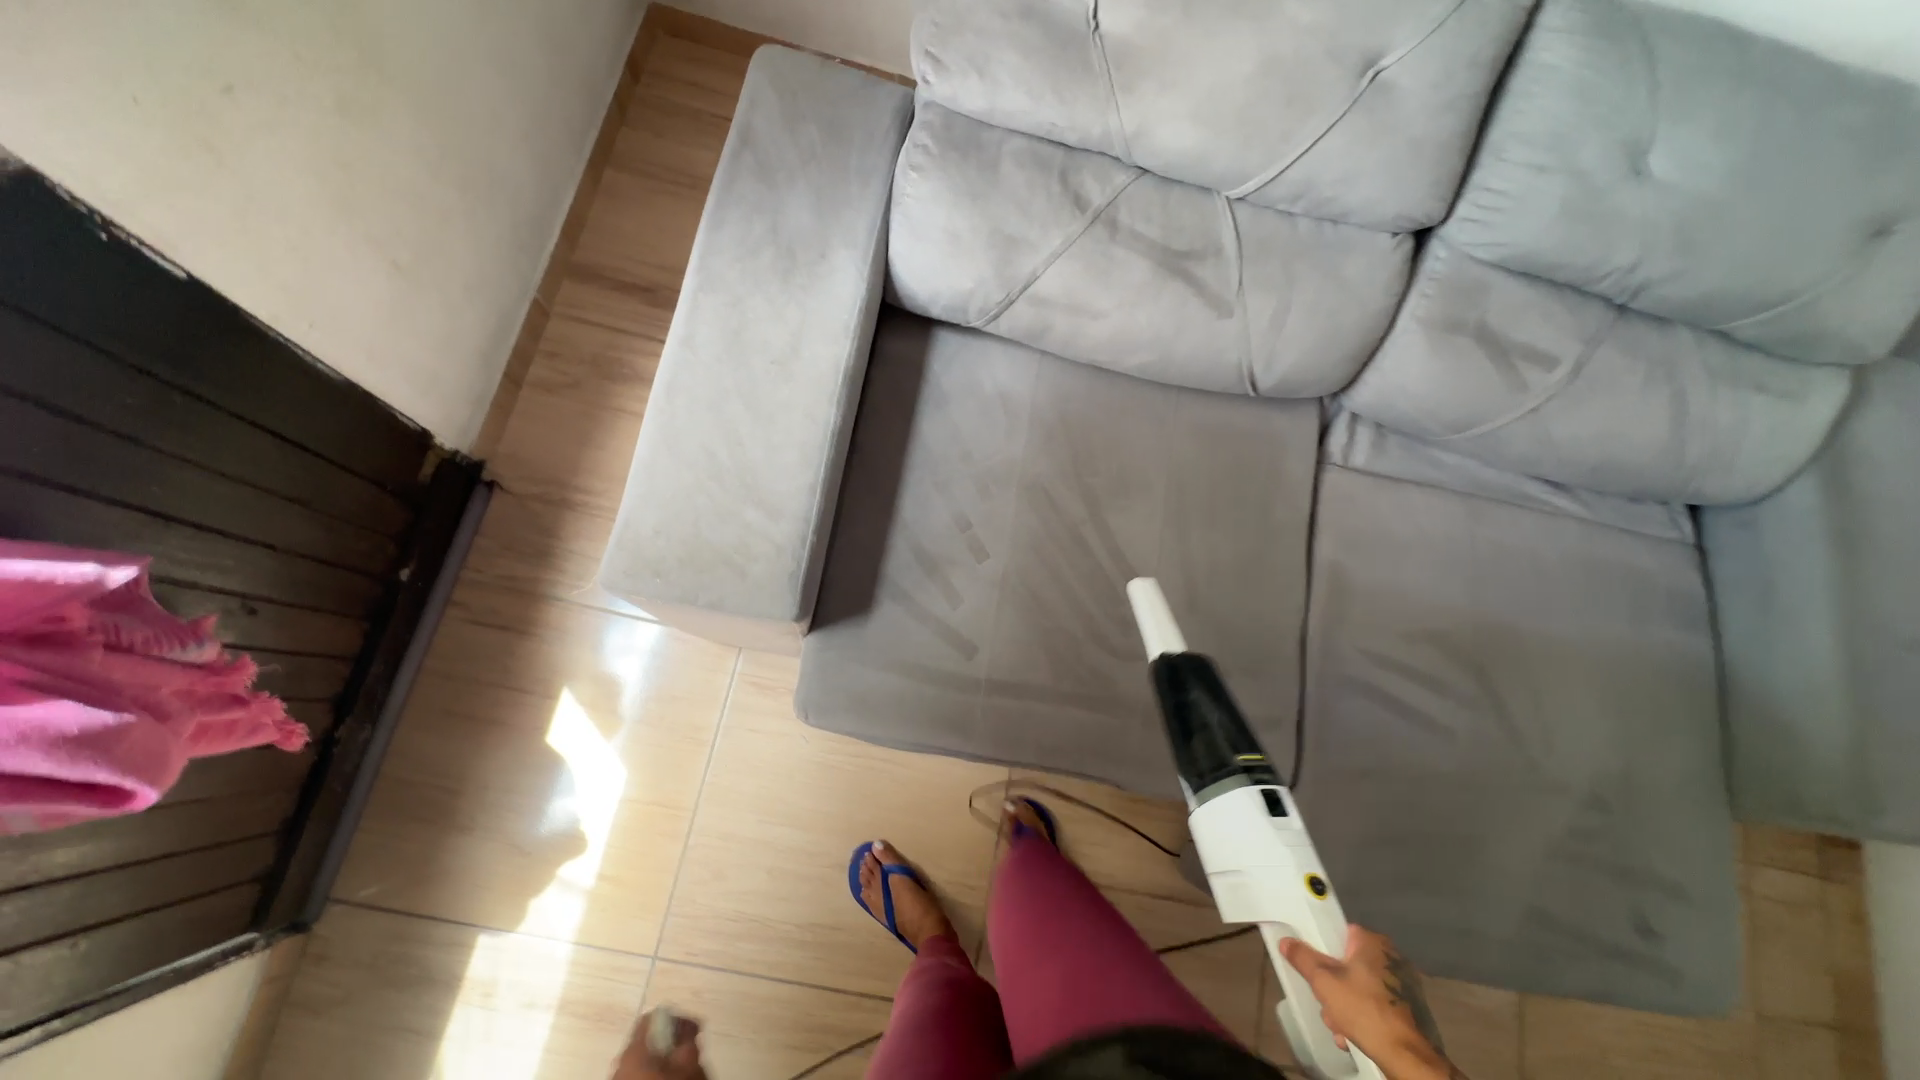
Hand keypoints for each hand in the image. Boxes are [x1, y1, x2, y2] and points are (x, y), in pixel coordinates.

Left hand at [611, 1009, 706, 1079]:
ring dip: (664, 1059)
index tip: (695, 1029)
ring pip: (642, 1060)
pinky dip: (654, 1073)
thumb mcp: (689, 1067)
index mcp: (633, 1052)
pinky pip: (638, 1075)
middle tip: (692, 1050)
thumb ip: (688, 1041)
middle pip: (646, 1040)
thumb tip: (687, 1026)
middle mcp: (619, 1064)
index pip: (651, 1018)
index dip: (676, 1018)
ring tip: (682, 1069)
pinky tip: (670, 1079)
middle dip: (671, 1041)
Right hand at [1279, 925, 1460, 1079]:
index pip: (1341, 933)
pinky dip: (1363, 1017)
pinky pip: (1375, 1005)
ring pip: (1359, 988)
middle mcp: (1392, 958)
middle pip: (1348, 964)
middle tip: (1326, 1004)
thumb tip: (1286, 940)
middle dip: (1332, 987)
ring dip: (1344, 1006)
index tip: (1314, 967)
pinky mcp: (1409, 1008)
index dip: (1323, 948)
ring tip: (1340, 1027)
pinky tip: (1354, 1035)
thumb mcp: (1323, 981)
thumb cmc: (1363, 1009)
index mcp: (1373, 943)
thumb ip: (1302, 957)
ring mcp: (1403, 984)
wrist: (1406, 1055)